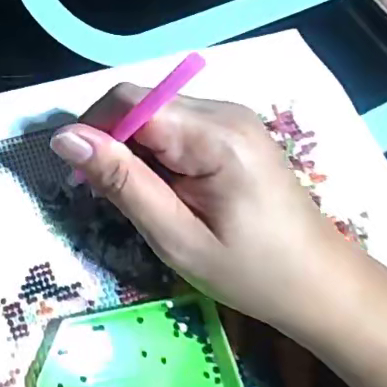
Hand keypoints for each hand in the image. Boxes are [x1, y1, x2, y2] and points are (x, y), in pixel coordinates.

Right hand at [48, 85, 354, 341]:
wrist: (321, 284)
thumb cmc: (250, 272)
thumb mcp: (175, 236)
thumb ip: (121, 181)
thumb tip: (64, 137)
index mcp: (215, 134)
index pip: (130, 102)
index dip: (94, 131)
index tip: (80, 180)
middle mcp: (224, 108)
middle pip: (141, 101)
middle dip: (112, 140)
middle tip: (110, 196)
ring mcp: (232, 114)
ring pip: (155, 110)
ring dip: (133, 146)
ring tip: (144, 196)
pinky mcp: (234, 125)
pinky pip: (176, 121)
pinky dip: (156, 148)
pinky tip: (167, 186)